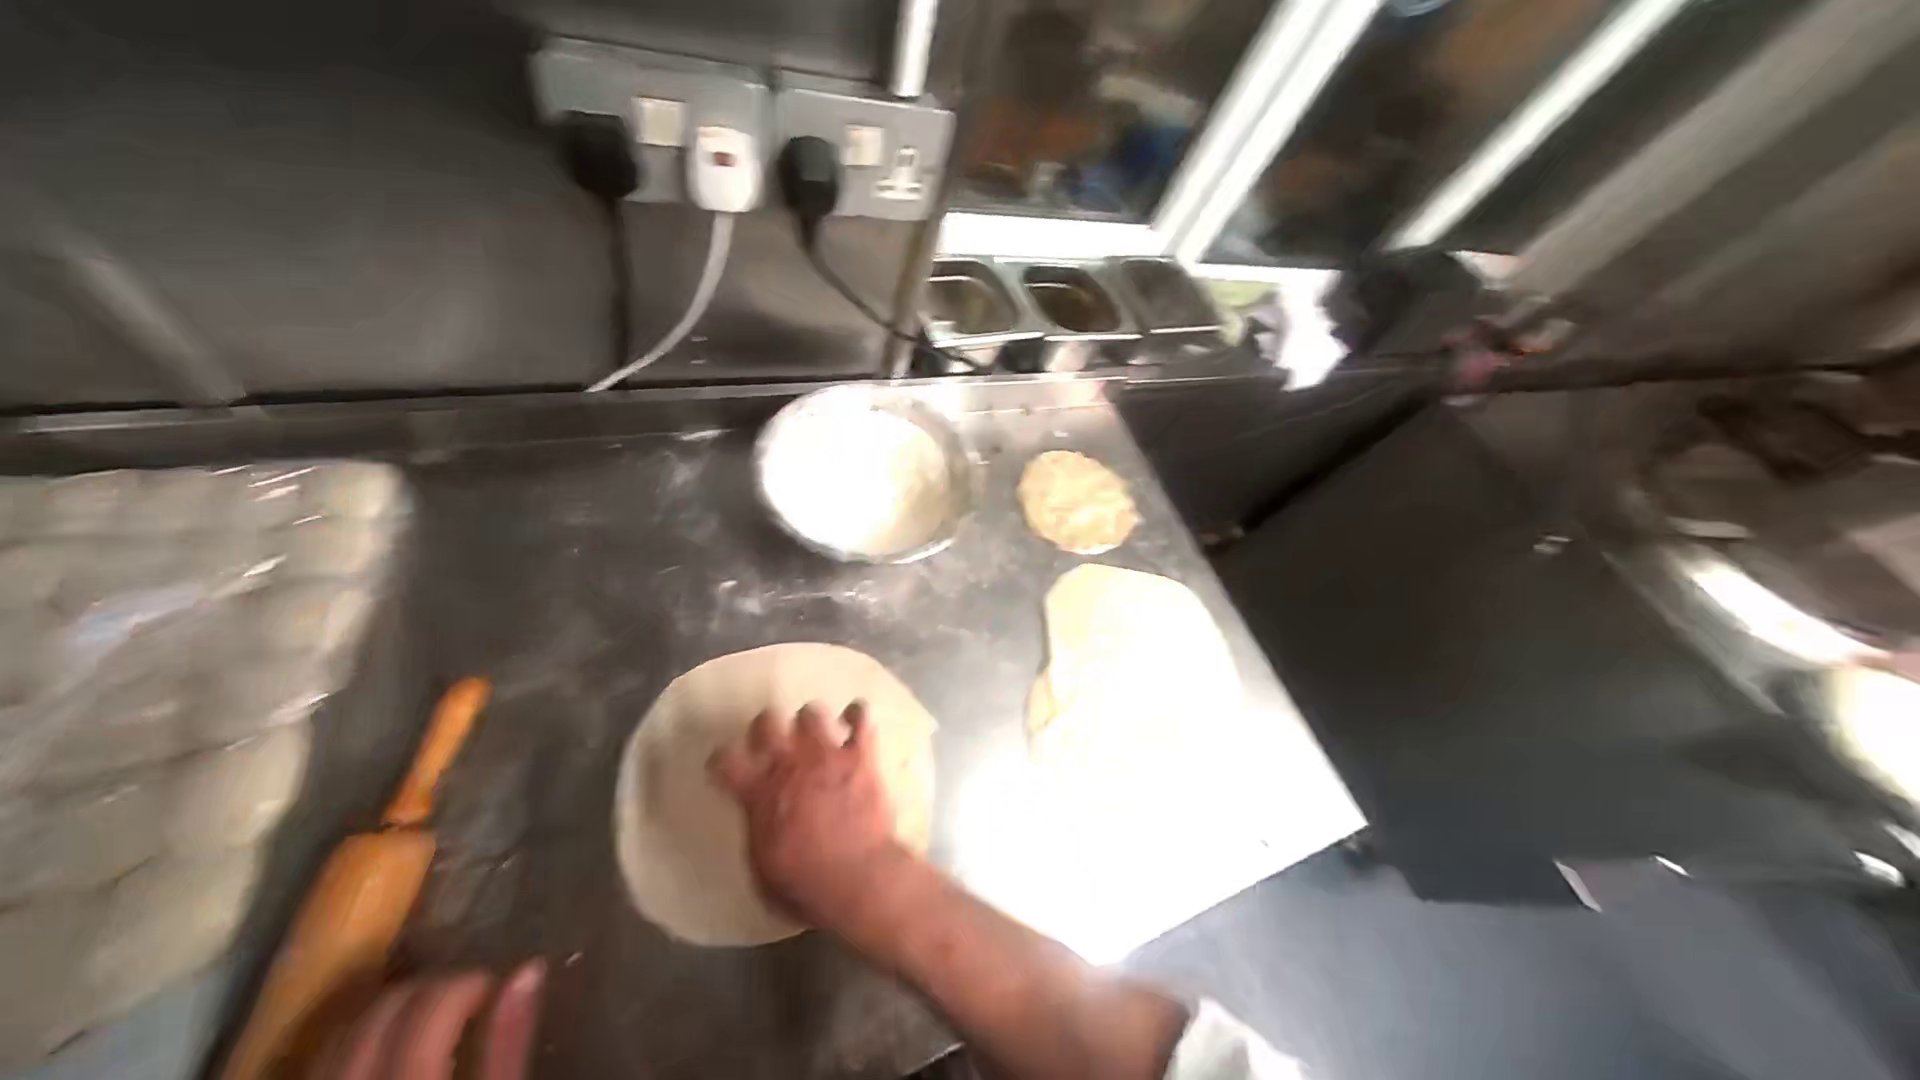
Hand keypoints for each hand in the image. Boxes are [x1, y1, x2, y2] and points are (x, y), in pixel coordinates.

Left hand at [307, 961, 544, 1079]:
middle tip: (463, 994)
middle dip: (426, 990)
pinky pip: (315, 1067)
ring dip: (385, 1008)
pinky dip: (350, 1039)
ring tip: (424, 1011)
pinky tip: (379, 1036)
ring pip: (336, 1040)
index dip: (463, 986)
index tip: (491, 985)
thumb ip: (510, 1043)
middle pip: (377, 1020)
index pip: (427, 1016)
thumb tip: (529, 969)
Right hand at [708, 701, 908, 927]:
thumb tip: (759, 818)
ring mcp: (827, 755)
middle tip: (774, 740)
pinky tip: (853, 721)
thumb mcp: (761, 867)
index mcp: (758, 793)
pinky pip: (861, 718)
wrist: (856, 877)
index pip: (725, 760)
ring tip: (816, 734)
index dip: (722, 759)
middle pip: (768, 721)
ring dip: (811, 722)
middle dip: (768, 726)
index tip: (727, 764)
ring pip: (812, 713)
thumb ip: (757, 830)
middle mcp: (789, 764)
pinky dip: (856, 715)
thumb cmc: (803, 884)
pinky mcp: (861, 755)